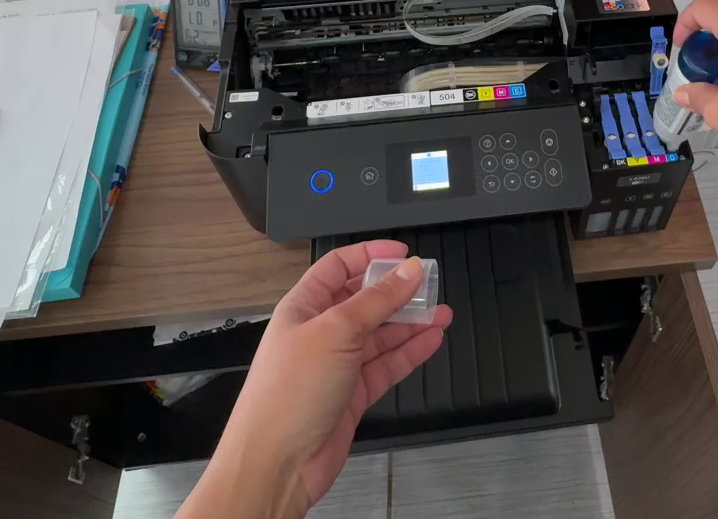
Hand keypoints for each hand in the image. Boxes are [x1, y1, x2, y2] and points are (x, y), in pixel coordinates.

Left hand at [183, 242, 452, 517]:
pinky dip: (410, 352)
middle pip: (365, 299)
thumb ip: (378, 299)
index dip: (370, 254)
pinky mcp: (352, 393)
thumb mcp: (337, 330)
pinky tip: (431, 340)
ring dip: (411, 322)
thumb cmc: (285, 394)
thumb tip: (408, 270)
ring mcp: (337, 363)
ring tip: (441, 312)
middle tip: (428, 284)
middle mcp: (320, 331)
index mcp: (304, 306)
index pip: (339, 266)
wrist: (276, 466)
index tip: (402, 252)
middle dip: (397, 291)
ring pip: (380, 333)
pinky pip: (386, 364)